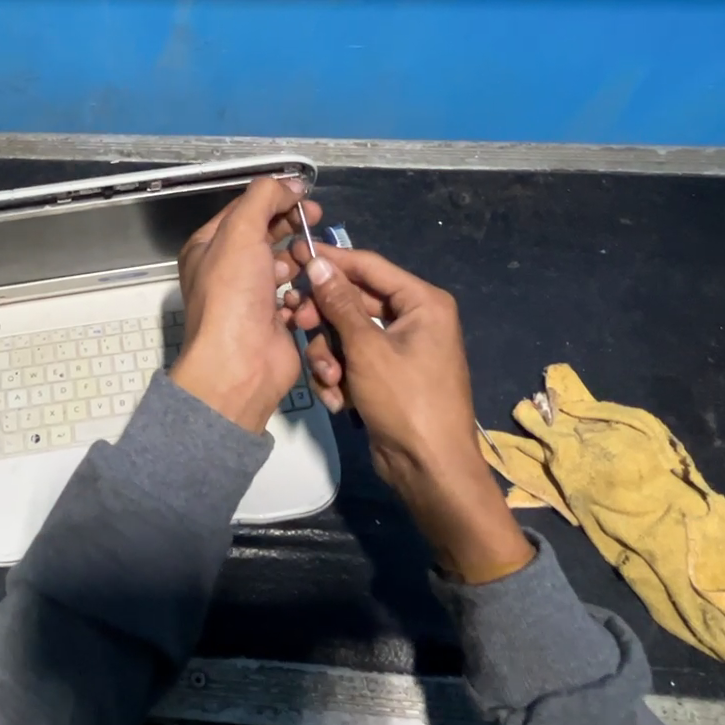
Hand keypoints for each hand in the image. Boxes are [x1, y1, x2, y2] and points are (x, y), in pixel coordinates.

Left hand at [170, 177, 323, 432]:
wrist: (240, 363)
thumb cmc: (234, 292)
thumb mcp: (241, 231)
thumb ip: (263, 198)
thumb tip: (290, 185)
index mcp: (209, 247)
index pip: (244, 210)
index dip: (274, 199)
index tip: (305, 196)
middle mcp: (226, 270)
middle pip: (265, 236)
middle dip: (290, 226)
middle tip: (316, 220)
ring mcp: (250, 298)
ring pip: (284, 266)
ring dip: (299, 261)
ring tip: (308, 262)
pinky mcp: (273, 321)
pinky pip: (295, 297)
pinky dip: (303, 295)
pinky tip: (305, 297)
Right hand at [296, 244, 532, 583]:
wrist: (429, 469)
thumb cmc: (405, 400)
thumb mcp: (366, 348)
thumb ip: (340, 302)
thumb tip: (319, 262)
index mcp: (422, 302)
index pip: (368, 266)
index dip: (331, 259)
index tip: (295, 254)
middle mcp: (414, 318)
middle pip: (353, 301)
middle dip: (325, 321)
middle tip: (298, 323)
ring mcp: (400, 348)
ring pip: (347, 333)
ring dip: (330, 356)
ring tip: (329, 381)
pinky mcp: (387, 374)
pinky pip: (353, 359)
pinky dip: (341, 377)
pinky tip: (338, 400)